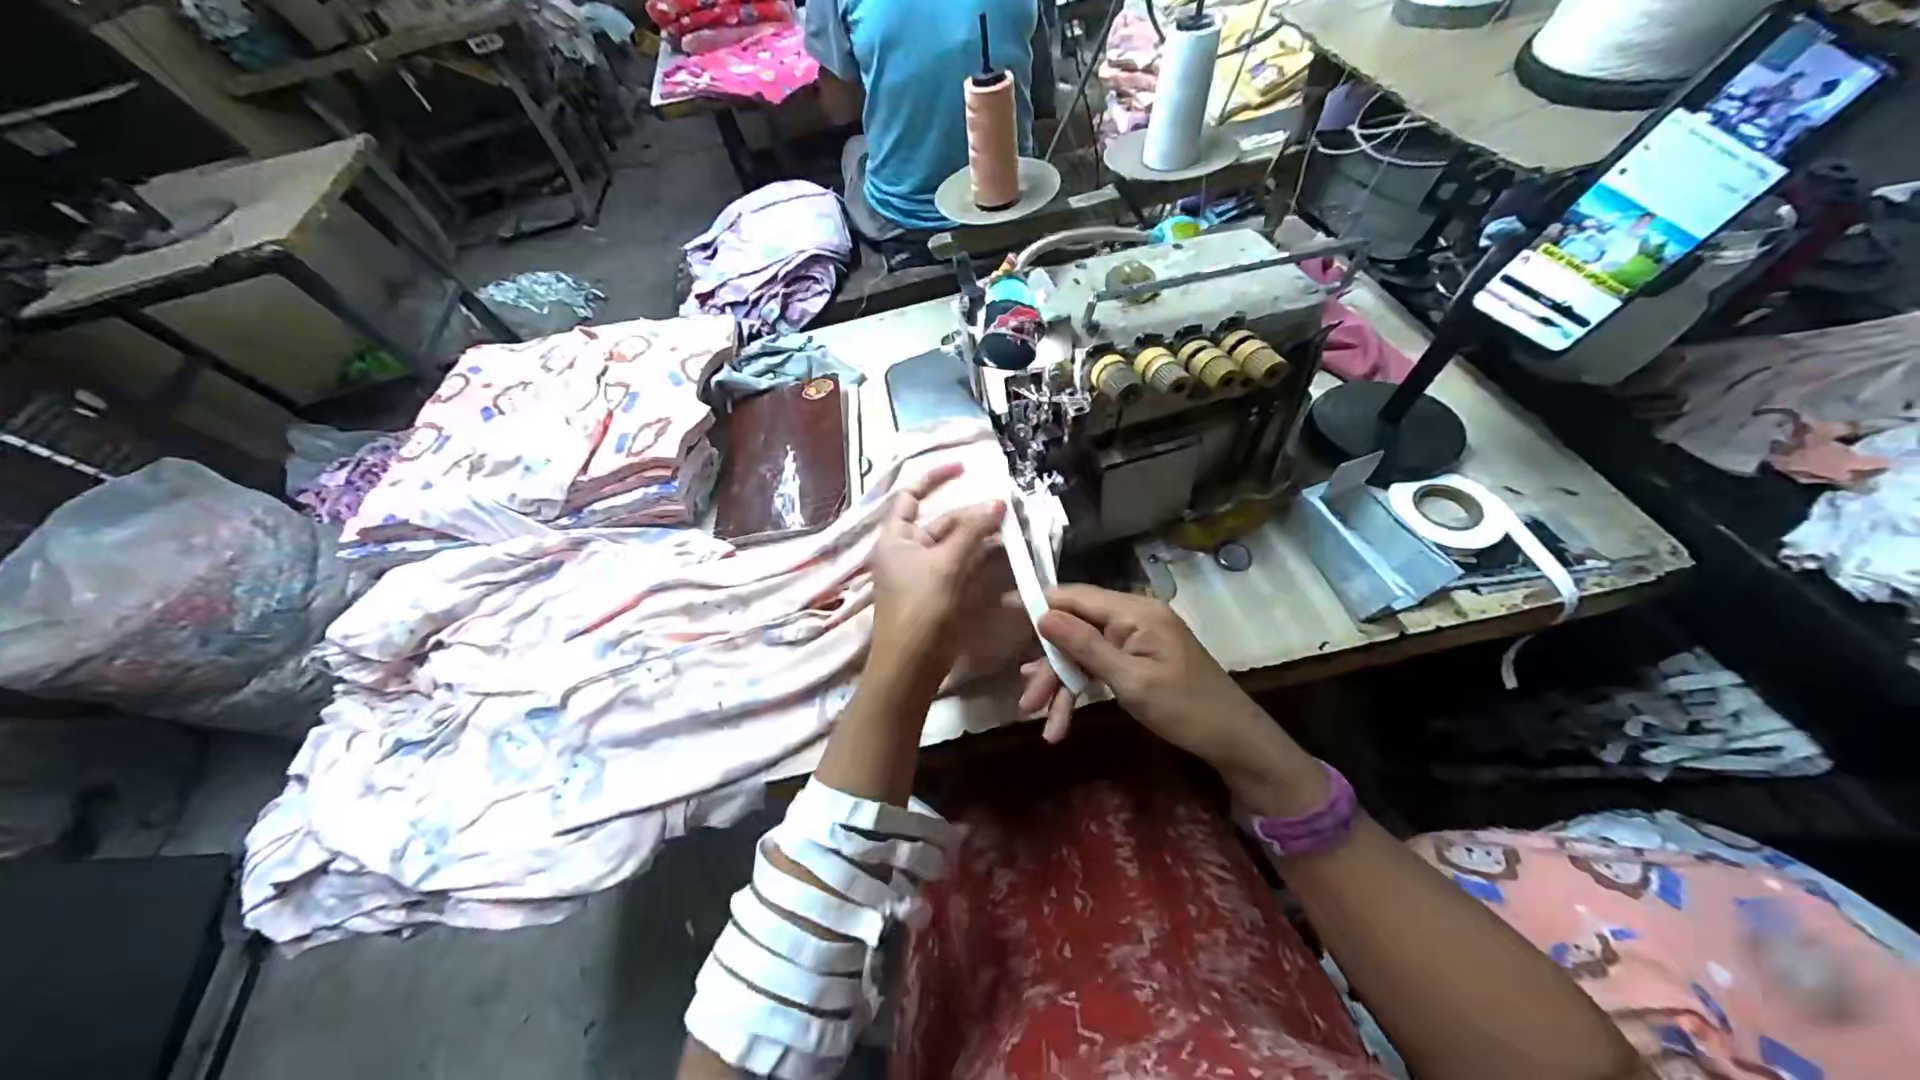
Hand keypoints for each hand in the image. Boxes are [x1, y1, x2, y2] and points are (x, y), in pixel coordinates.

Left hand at [869, 462, 1005, 681]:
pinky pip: (958, 567)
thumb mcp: (947, 564)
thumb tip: (996, 502)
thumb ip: (972, 531)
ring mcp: (922, 574)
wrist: (911, 666)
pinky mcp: (936, 594)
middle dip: (971, 516)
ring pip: (953, 546)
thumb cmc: (921, 608)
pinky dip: (977, 560)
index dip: (934, 477)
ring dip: (979, 538)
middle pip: (941, 522)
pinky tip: (1002, 557)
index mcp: (895, 538)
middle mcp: (906, 552)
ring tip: (1010, 530)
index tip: (964, 467)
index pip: (910, 495)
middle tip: (1005, 510)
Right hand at [1020, 585, 1327, 814]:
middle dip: (1051, 667)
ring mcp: (1136, 638)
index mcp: (1134, 612)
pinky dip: (1082, 689)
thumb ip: (1085, 646)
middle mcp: (1132, 617)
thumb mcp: (1130, 681)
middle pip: (1076, 630)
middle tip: (1028, 702)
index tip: (1002, 607)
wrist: (1234, 740)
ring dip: (1063, 686)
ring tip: (1045, 722)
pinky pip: (1100, 665)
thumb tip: (1043, 614)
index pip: (1076, 596)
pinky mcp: (1138, 657)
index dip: (1039, 602)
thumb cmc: (1185, 709)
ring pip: (1084, 653)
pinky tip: (1061, 715)